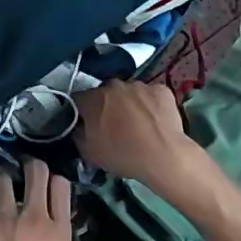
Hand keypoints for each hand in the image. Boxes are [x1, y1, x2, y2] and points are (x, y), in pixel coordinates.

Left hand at [0, 159, 72, 240]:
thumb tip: (54, 226)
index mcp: (59, 230)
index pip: (60, 184)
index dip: (55, 181)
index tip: (50, 186)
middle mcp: (33, 218)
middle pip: (36, 172)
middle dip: (33, 168)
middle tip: (28, 173)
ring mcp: (5, 222)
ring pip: (2, 180)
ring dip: (4, 183)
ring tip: (2, 192)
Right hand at [74, 80, 207, 189]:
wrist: (163, 155)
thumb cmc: (123, 154)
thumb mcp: (89, 153)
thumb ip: (77, 135)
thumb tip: (78, 127)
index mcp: (93, 99)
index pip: (78, 100)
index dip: (81, 113)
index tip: (87, 125)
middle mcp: (114, 85)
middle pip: (105, 94)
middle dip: (106, 106)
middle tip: (113, 127)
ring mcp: (139, 85)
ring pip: (129, 93)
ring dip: (129, 104)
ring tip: (138, 125)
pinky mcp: (161, 89)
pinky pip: (150, 95)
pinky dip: (150, 104)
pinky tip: (154, 121)